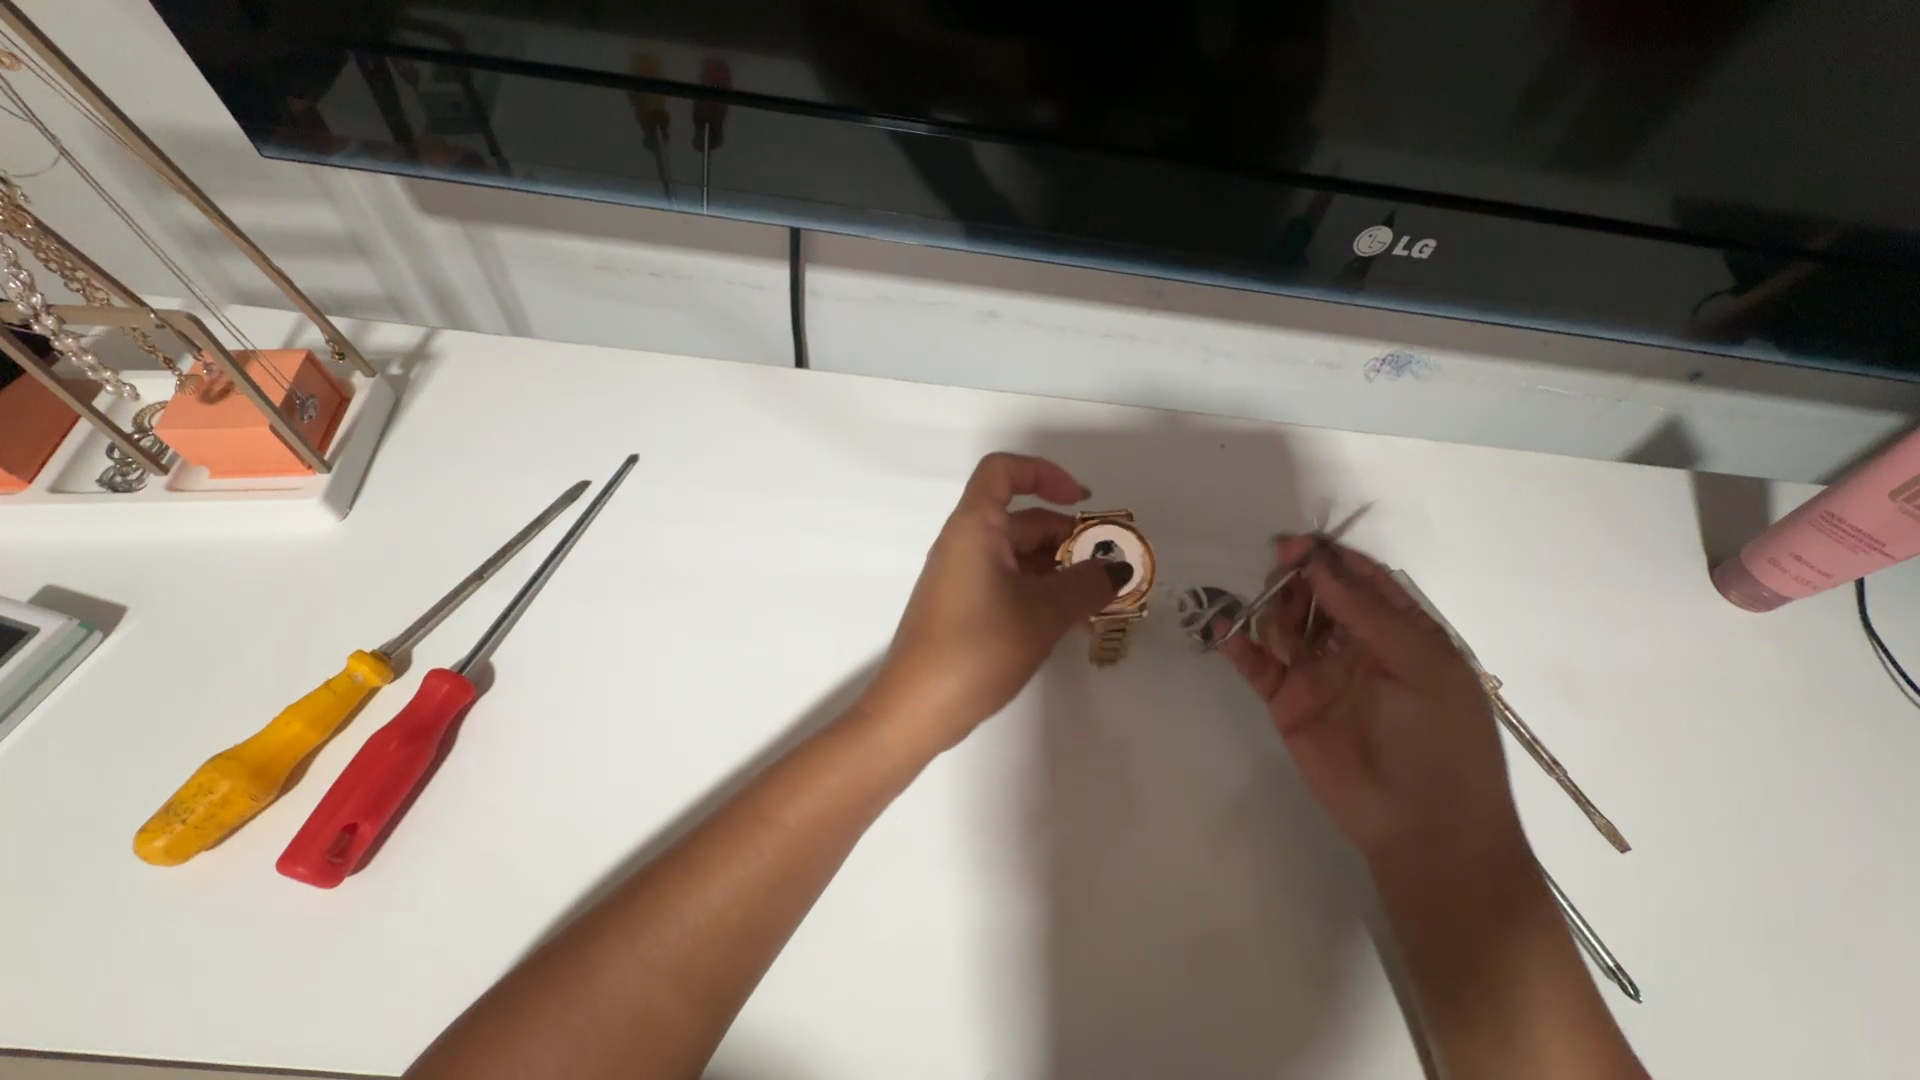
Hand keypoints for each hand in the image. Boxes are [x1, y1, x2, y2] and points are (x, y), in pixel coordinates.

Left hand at [864, 453, 1127, 748]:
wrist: (916, 710)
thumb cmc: (978, 649)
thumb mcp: (1044, 614)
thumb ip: (1087, 585)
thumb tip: (1118, 568)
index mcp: (975, 528)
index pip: (1004, 471)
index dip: (1046, 474)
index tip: (1083, 503)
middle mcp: (965, 545)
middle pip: (1023, 520)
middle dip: (1071, 539)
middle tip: (1112, 569)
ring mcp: (963, 579)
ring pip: (1021, 558)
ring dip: (1062, 573)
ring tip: (1102, 604)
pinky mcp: (964, 610)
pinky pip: (1011, 586)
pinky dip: (1043, 595)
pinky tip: (1074, 626)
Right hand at [1218, 539, 1528, 875]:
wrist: (1424, 825)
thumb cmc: (1442, 741)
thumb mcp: (1424, 668)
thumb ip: (1371, 615)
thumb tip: (1321, 567)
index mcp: (1400, 632)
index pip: (1361, 580)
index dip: (1330, 558)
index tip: (1296, 546)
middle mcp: (1355, 646)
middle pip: (1316, 596)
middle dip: (1296, 580)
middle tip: (1282, 578)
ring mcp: (1318, 674)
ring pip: (1285, 624)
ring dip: (1274, 610)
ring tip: (1276, 623)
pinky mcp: (1287, 703)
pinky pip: (1257, 666)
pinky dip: (1238, 646)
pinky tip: (1225, 632)